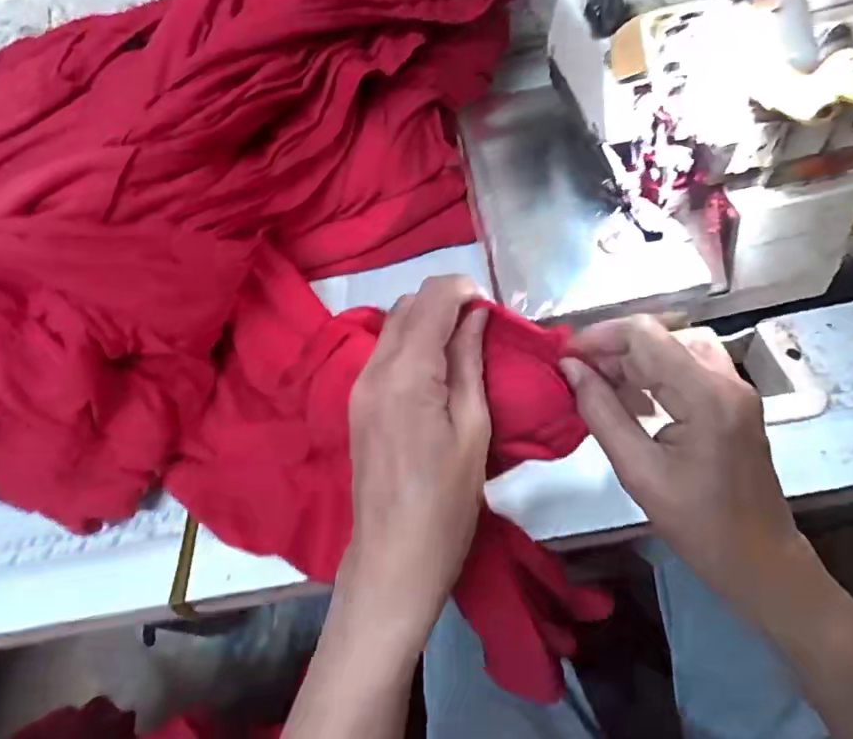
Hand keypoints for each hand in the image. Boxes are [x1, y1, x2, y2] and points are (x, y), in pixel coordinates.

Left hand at [341, 275, 491, 631]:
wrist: (393, 561)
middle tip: (484, 326)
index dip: (466, 291)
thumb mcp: (473, 429)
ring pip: (394, 323)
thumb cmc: (446, 503)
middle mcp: (374, 369)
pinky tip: (439, 365)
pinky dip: (414, 340)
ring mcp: (360, 385)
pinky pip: (386, 349)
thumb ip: (470, 362)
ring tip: (465, 343)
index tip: (494, 310)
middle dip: (447, 300)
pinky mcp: (358, 402)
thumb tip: (476, 315)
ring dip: (429, 318)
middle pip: (409, 304)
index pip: (432, 299)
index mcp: (407, 374)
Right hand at [561, 317, 810, 607]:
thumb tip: (571, 369)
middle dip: (613, 350)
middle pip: (659, 336)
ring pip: (673, 346)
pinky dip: (656, 372)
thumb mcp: (639, 473)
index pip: (645, 335)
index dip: (600, 336)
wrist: (762, 562)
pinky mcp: (734, 398)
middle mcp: (726, 378)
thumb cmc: (700, 528)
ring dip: (633, 360)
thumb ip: (601, 412)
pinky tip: (633, 397)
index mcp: (707, 395)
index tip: (566, 356)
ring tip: (600, 385)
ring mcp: (735, 386)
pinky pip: (689, 365)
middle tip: (577, 375)